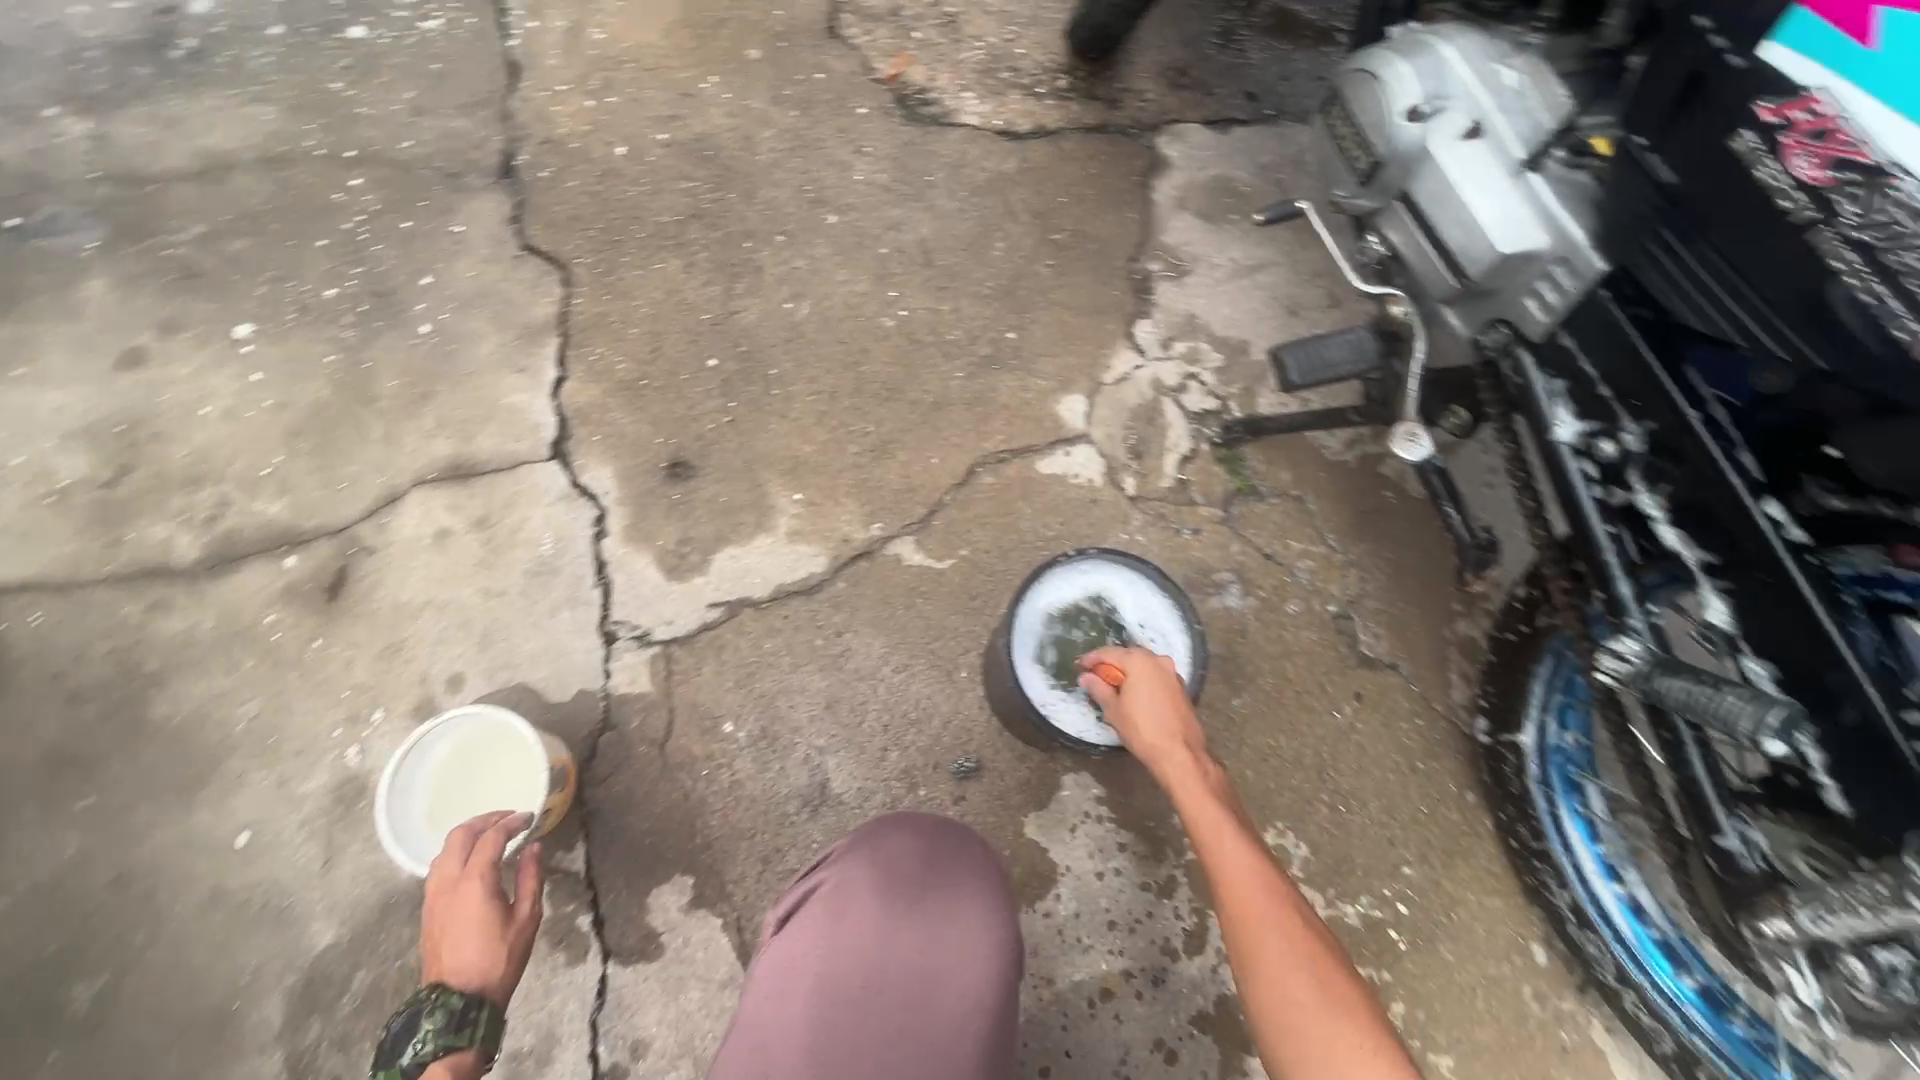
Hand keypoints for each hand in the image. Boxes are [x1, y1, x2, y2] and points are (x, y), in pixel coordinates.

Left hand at [420, 810, 543, 1009]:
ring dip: (468, 834)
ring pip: (445, 849)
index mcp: (475, 881)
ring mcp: (433, 894)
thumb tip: (534, 847)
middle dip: (486, 820)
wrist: (458, 999)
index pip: (492, 837)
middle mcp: (448, 881)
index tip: (529, 818)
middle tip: (509, 817)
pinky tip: (472, 859)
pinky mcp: (427, 907)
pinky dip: (456, 852)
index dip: (512, 822)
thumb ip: (531, 877)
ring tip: (490, 834)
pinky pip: (439, 866)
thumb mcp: (527, 917)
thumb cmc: (499, 958)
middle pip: (460, 835)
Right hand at [1077, 646, 1210, 782]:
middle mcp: (1158, 660)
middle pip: (1129, 655)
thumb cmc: (1141, 729)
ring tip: (1115, 686)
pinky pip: (1156, 676)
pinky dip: (1144, 680)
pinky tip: (1136, 694)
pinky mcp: (1181, 688)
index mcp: (1139, 661)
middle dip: (1111, 663)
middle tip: (1096, 676)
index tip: (1080, 667)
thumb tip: (1085, 677)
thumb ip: (1098, 688)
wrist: (1179, 753)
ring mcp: (1172, 673)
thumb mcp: (1113, 709)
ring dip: (1129, 671)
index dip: (1092, 659)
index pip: (1109, 652)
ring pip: (1145, 665)